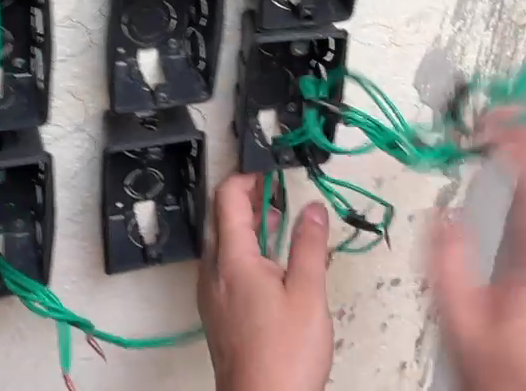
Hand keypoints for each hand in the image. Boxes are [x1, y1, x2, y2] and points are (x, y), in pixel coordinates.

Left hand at [199, 173, 333, 390]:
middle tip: (280, 193)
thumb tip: (313, 207)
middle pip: (223, 218)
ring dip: (250, 226)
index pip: (227, 197)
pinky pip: (225, 267)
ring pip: (224, 243)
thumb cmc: (285, 354)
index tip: (273, 171)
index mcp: (231, 259)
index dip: (248, 176)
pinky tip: (272, 264)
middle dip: (251, 199)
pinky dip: (246, 251)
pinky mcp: (218, 313)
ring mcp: (212, 294)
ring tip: (281, 224)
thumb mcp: (308, 294)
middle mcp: (213, 271)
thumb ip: (309, 245)